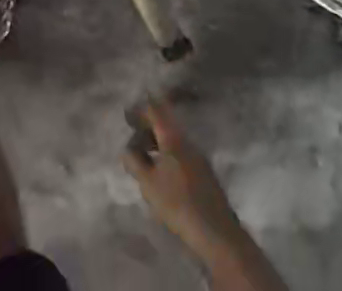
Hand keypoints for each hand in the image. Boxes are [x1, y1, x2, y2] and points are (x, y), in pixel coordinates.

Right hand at [123, 98, 242, 256]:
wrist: (215, 231)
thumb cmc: (177, 203)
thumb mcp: (148, 183)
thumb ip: (134, 162)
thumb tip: (127, 148)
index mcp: (173, 139)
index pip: (155, 112)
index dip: (139, 111)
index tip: (126, 116)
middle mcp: (187, 141)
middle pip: (165, 124)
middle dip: (147, 127)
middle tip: (132, 136)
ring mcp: (198, 156)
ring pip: (173, 139)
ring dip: (157, 142)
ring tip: (143, 155)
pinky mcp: (204, 171)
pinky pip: (181, 152)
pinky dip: (167, 153)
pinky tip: (161, 170)